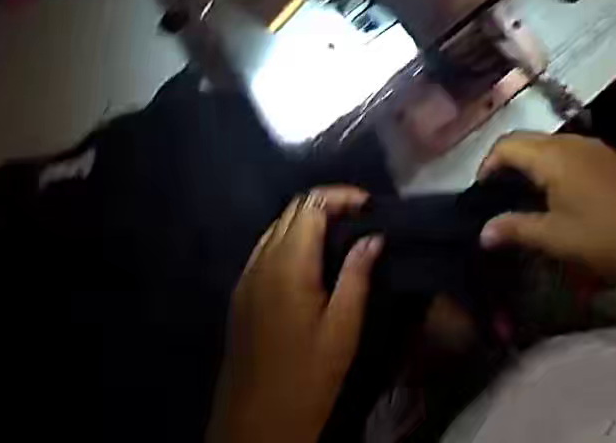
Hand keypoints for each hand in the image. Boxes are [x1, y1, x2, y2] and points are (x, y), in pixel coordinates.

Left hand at [207, 188, 382, 442]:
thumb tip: (374, 235)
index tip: (370, 206)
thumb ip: (357, 274)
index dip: (342, 195)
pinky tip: (313, 259)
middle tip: (361, 217)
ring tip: (342, 233)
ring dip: (309, 219)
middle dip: (328, 203)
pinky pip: (266, 247)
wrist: (252, 431)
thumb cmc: (305, 379)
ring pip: (278, 225)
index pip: (312, 203)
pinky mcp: (241, 293)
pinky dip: (291, 238)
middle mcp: (262, 260)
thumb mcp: (342, 329)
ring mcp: (247, 276)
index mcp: (288, 264)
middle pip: (293, 209)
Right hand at [476, 132, 615, 286]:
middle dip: (506, 161)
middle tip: (495, 193)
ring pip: (547, 144)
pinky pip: (566, 151)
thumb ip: (516, 229)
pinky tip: (553, 193)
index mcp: (552, 155)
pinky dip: (550, 165)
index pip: (507, 145)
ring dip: (529, 162)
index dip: (488, 164)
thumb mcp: (555, 238)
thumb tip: (483, 232)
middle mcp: (569, 141)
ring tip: (520, 194)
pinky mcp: (605, 157)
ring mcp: (590, 146)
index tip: (479, 192)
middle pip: (526, 140)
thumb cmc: (605, 238)